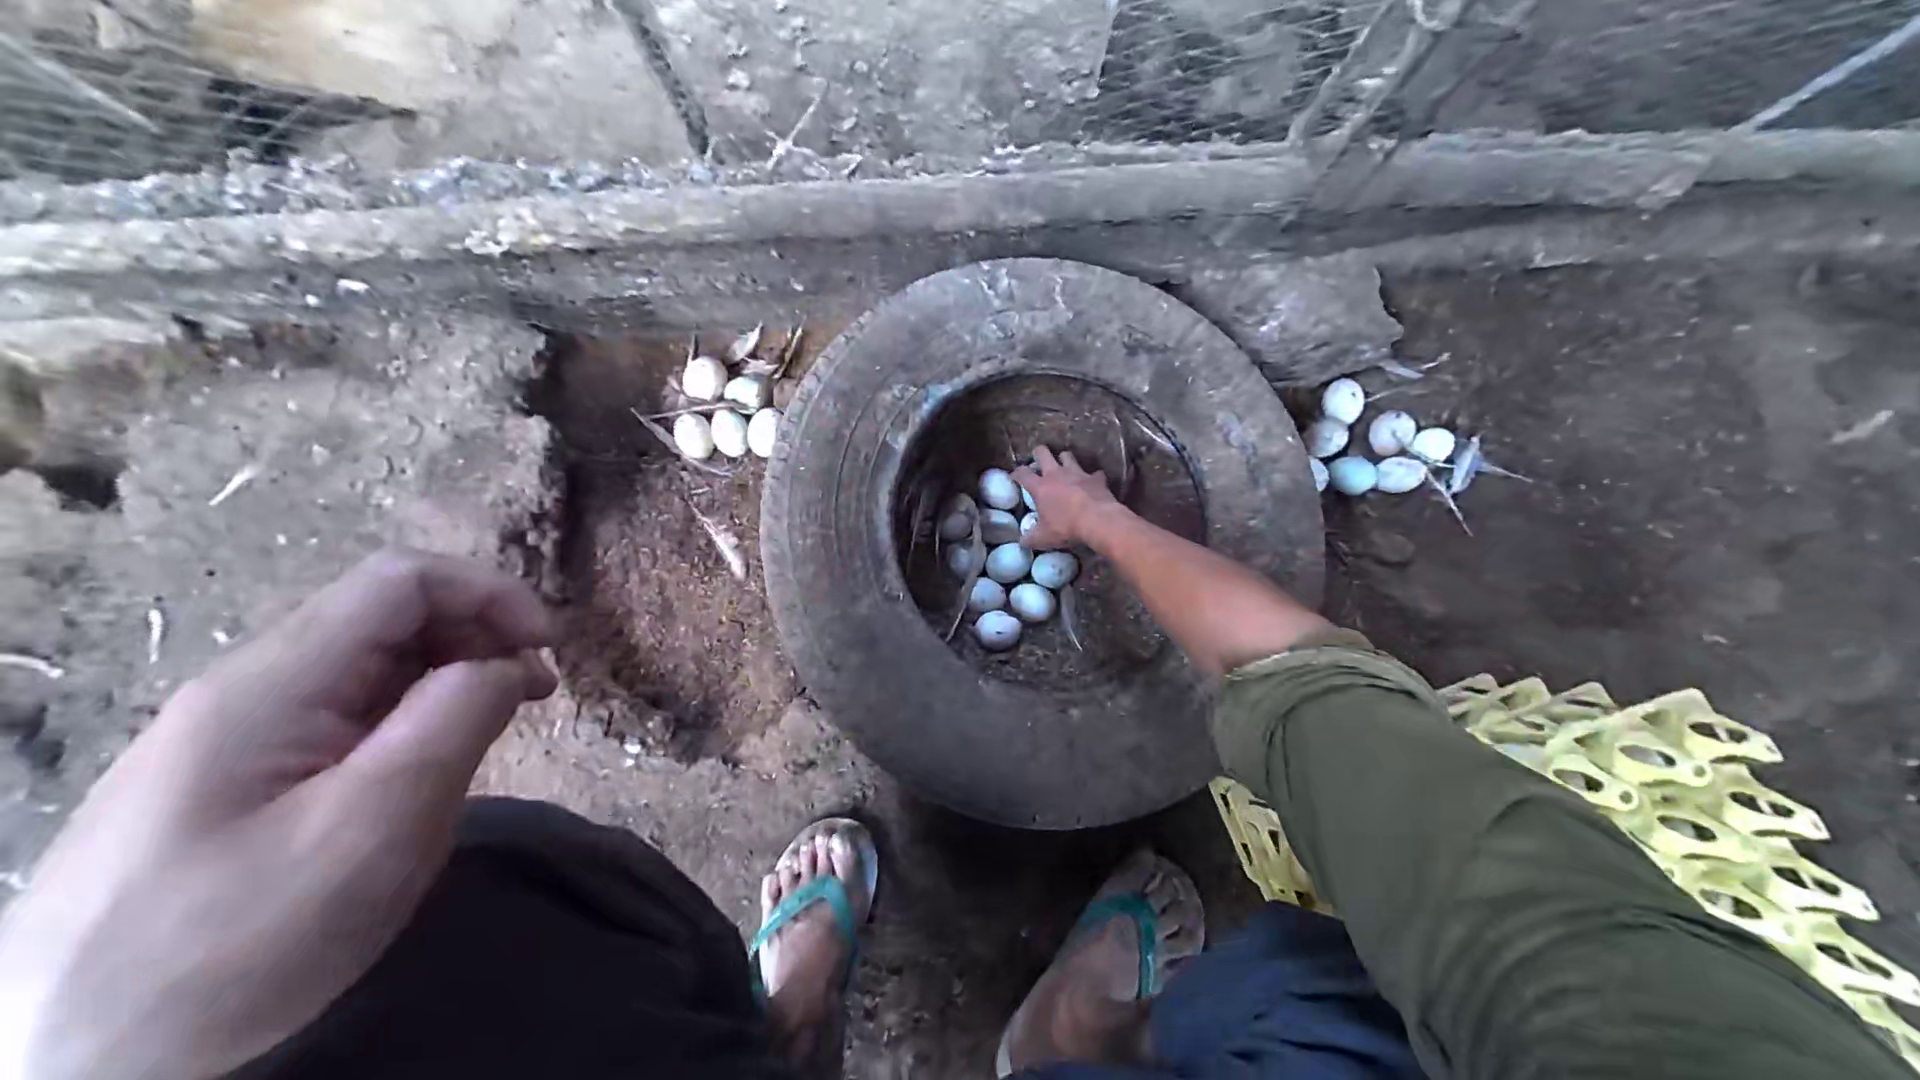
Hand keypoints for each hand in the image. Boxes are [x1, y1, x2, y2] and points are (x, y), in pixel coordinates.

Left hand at [0, 550, 556, 1079]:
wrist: (79, 1076)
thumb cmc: (236, 944)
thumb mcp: (374, 825)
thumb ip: (456, 719)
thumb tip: (512, 661)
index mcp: (274, 684)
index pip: (402, 580)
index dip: (492, 594)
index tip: (548, 648)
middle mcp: (255, 688)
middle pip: (392, 615)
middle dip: (483, 634)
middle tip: (539, 692)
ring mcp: (246, 733)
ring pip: (379, 663)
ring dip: (458, 673)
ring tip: (502, 722)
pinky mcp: (249, 775)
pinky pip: (356, 711)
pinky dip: (422, 711)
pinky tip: (439, 756)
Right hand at [1013, 445, 1123, 549]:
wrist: (1099, 521)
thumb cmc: (1066, 528)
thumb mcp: (1044, 538)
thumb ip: (1030, 538)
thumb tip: (1021, 542)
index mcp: (1040, 487)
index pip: (1022, 474)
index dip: (1016, 473)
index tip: (1014, 476)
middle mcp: (1057, 474)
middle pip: (1043, 453)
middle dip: (1038, 453)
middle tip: (1038, 460)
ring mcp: (1078, 473)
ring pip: (1067, 455)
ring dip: (1064, 459)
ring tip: (1064, 468)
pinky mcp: (1096, 478)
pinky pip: (1094, 473)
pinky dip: (1092, 478)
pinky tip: (1092, 484)